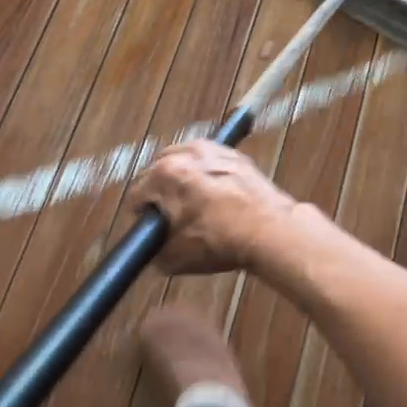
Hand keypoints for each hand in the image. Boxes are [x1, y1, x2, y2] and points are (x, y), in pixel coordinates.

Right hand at [133, 142, 297, 273]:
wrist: (268, 228)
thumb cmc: (218, 240)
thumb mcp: (174, 257)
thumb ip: (154, 250)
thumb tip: (153, 249)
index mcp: (165, 173)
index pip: (138, 193)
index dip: (141, 214)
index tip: (149, 227)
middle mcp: (186, 152)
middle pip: (160, 170)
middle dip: (161, 190)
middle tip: (169, 214)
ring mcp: (212, 149)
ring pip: (185, 160)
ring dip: (183, 177)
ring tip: (192, 202)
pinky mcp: (235, 153)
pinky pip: (210, 160)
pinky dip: (206, 173)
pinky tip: (214, 194)